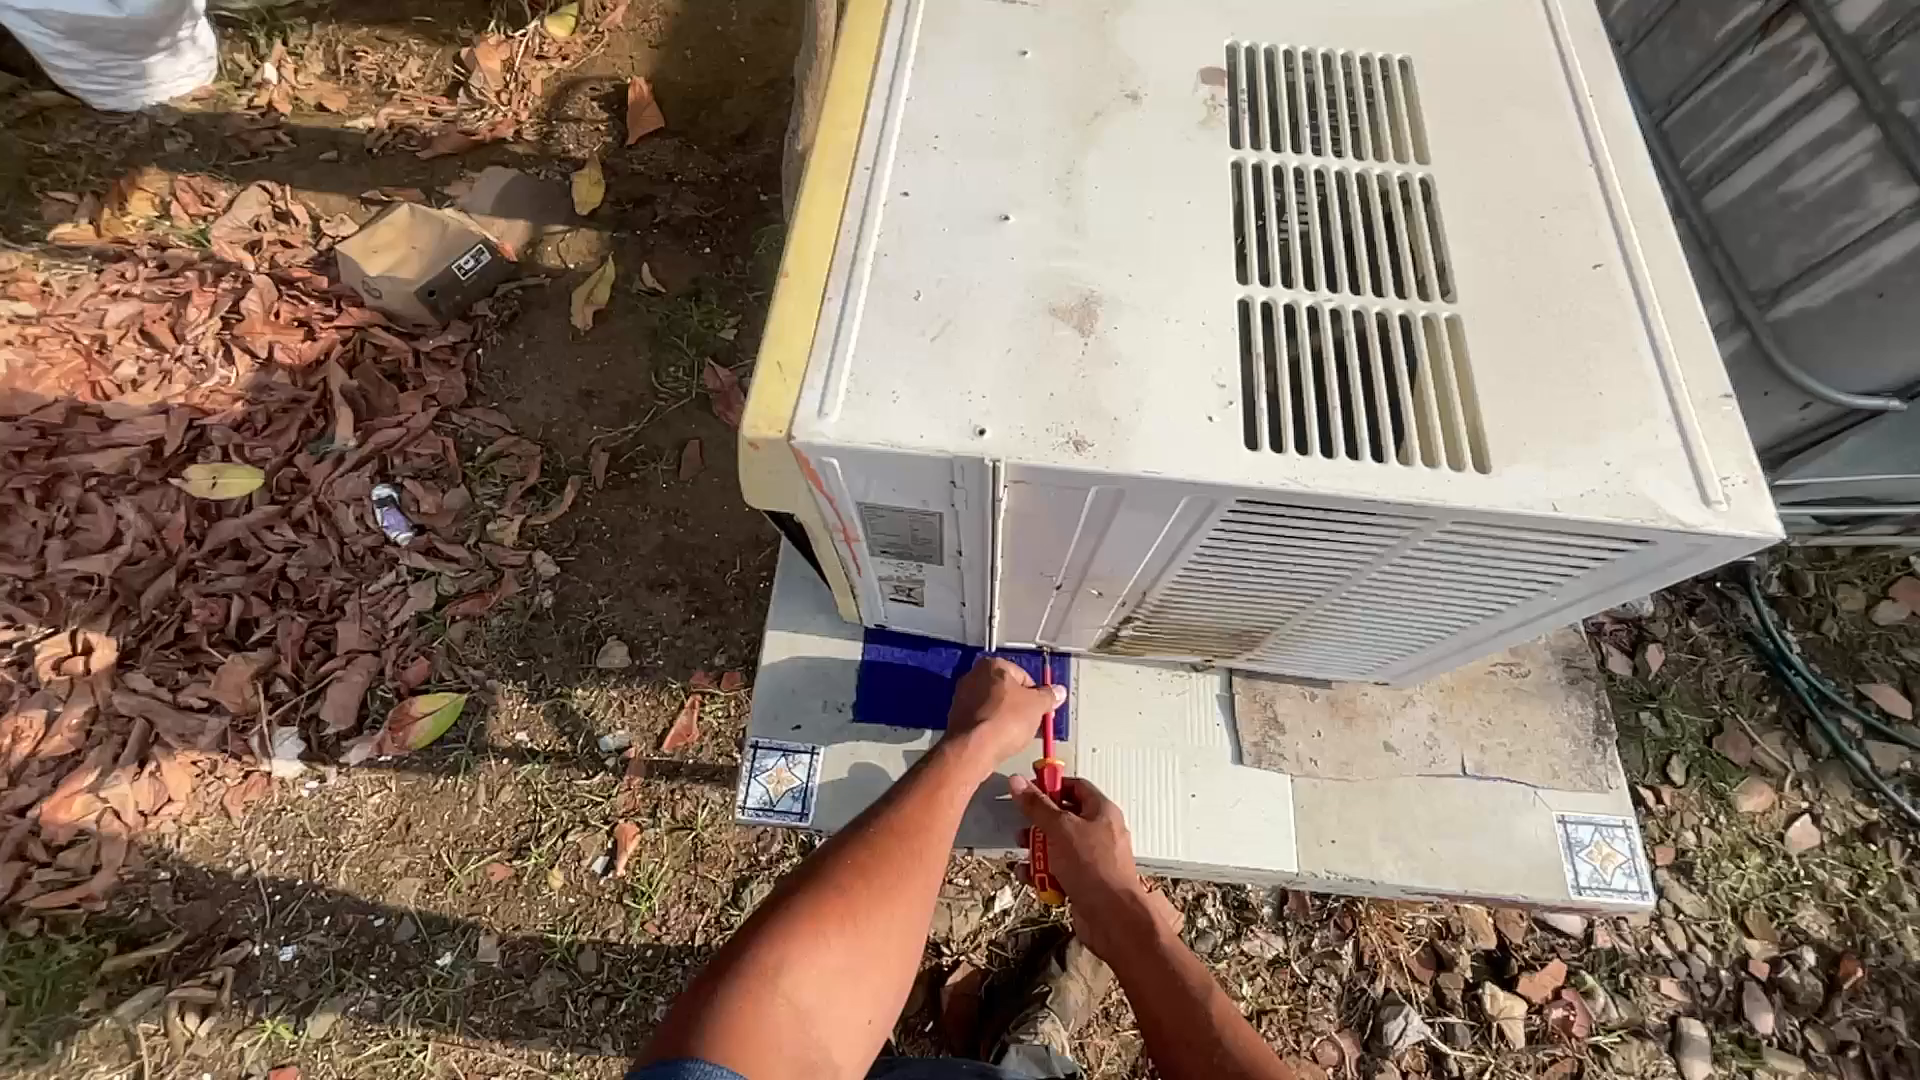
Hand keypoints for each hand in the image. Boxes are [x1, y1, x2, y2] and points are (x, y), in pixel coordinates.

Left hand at [942, 656, 1063, 773]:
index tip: (1041, 710)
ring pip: (993, 705)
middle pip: (1006, 690)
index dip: (1036, 695)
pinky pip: (981, 718)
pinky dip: (990, 726)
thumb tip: (1059, 691)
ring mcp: (962, 695)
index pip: (1023, 676)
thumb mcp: (1036, 706)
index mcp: (993, 665)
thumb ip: (1048, 696)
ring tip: (1013, 734)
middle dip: (1019, 706)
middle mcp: (973, 675)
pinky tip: (997, 739)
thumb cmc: (1007, 720)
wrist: (973, 748)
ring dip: (1004, 717)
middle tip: (1029, 722)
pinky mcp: (955, 716)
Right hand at [1009, 775, 1160, 958]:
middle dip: (1040, 824)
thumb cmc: (1093, 867)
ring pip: (1059, 846)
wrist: (1113, 918)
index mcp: (1101, 811)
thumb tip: (1018, 781)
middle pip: (1064, 818)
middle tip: (1023, 828)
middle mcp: (1100, 832)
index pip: (1075, 787)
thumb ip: (1037, 806)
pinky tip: (1030, 878)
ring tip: (1024, 855)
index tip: (1028, 789)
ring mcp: (1093, 859)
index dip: (1052, 785)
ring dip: (1038, 851)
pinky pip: (1060, 871)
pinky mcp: (1085, 882)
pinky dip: (1044, 873)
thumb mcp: (1060, 829)